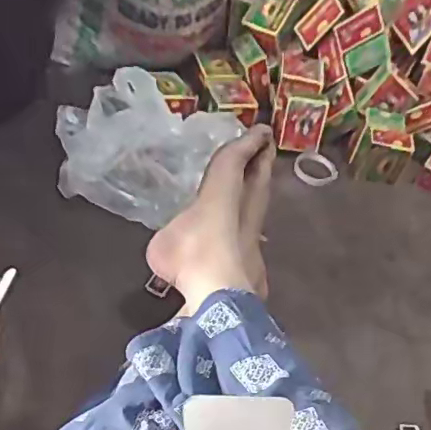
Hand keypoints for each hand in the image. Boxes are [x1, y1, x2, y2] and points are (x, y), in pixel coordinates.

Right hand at [145, 125, 273, 314]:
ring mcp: (254, 250)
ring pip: (259, 219)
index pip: (235, 164)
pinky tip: (240, 255)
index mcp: (221, 197)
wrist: (218, 297)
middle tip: (265, 152)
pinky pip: (253, 253)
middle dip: (261, 167)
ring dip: (256, 206)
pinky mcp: (257, 277)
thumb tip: (175, 257)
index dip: (246, 146)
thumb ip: (173, 243)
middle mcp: (244, 219)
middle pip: (258, 186)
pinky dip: (247, 247)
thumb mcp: (165, 245)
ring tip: (250, 200)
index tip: (259, 133)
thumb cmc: (189, 257)